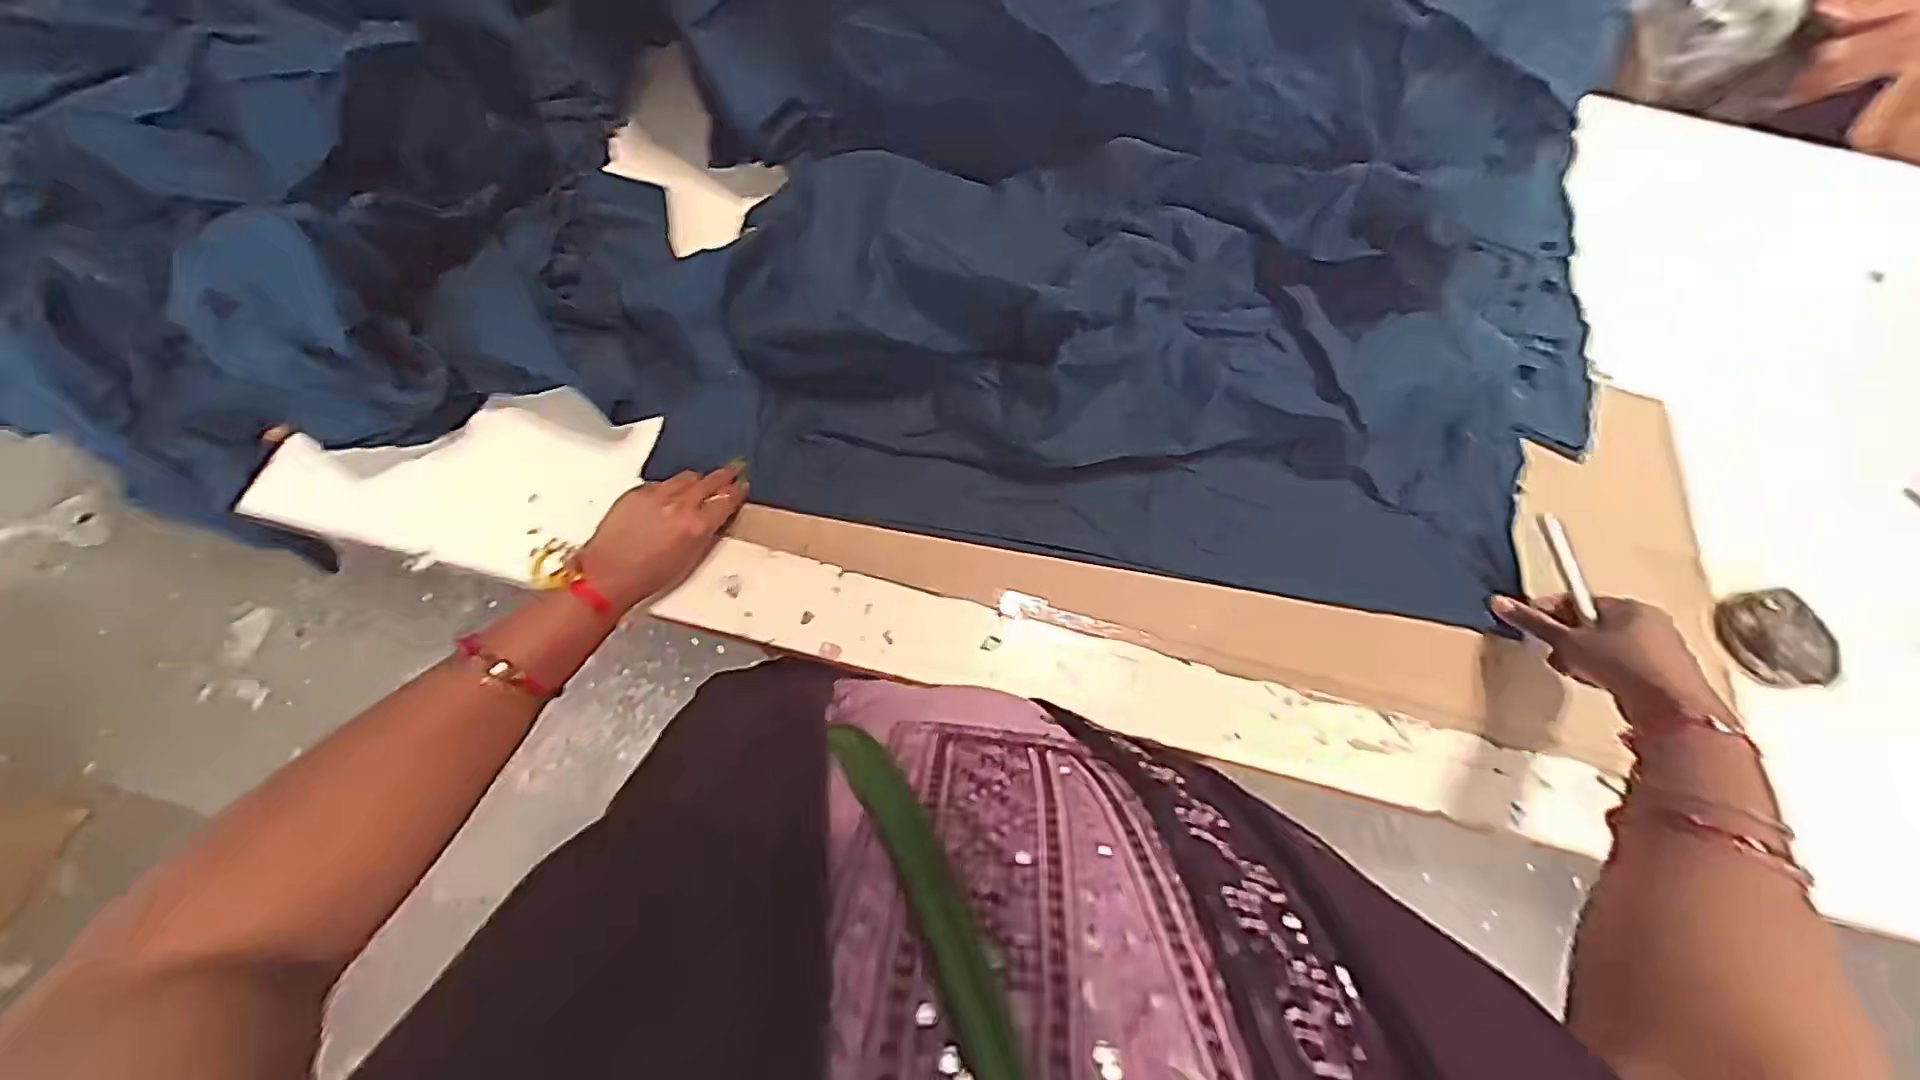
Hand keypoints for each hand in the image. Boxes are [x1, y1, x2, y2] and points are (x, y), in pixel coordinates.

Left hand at [576, 463, 747, 610]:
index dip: (737, 492)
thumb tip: (713, 518)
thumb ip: (705, 533)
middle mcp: (680, 504)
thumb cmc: (649, 575)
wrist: (608, 573)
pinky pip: (661, 483)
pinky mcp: (636, 492)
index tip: (742, 486)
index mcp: (697, 525)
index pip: (726, 500)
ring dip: (698, 479)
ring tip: (702, 481)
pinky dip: (670, 486)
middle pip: (709, 481)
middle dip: (724, 476)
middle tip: (733, 470)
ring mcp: (657, 495)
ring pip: (686, 477)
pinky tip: (670, 495)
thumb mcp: (691, 558)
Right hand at [1490, 594, 1728, 722]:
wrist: (1673, 709)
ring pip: (1603, 646)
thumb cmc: (1620, 665)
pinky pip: (1621, 664)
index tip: (1531, 626)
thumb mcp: (1566, 642)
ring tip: (1577, 672)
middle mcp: (1649, 622)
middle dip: (1565, 640)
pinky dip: (1603, 671)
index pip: (1577, 601)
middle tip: (1556, 654)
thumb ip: (1532, 622)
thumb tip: (1498, 601)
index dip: (1548, 612)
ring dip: (1581, 657)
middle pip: (1589, 624)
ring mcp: (1660, 648)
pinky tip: (1598, 682)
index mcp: (1629, 606)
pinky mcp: (1664, 672)